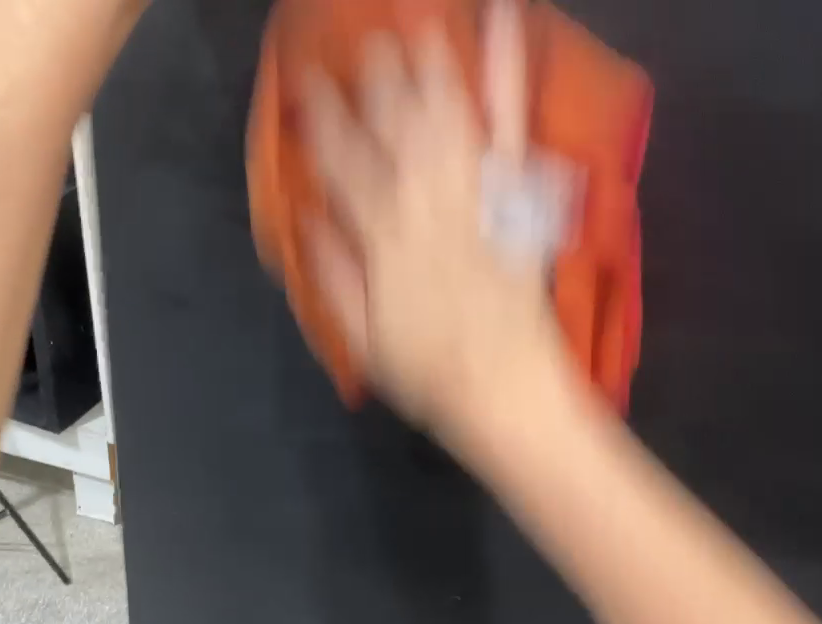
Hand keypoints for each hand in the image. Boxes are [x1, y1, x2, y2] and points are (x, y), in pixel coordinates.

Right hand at [299, 0, 577, 444]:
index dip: (324, 126)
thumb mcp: (364, 339)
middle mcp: (427, 209)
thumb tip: (310, 223)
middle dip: (378, 84)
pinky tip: (504, 27)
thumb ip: (335, 278)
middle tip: (364, 42)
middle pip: (397, 134)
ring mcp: (476, 197)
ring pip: (447, 117)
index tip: (307, 89)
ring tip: (418, 24)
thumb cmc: (428, 372)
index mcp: (385, 245)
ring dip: (431, 67)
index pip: (346, 170)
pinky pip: (510, 127)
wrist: (505, 388)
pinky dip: (508, 74)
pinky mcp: (515, 196)